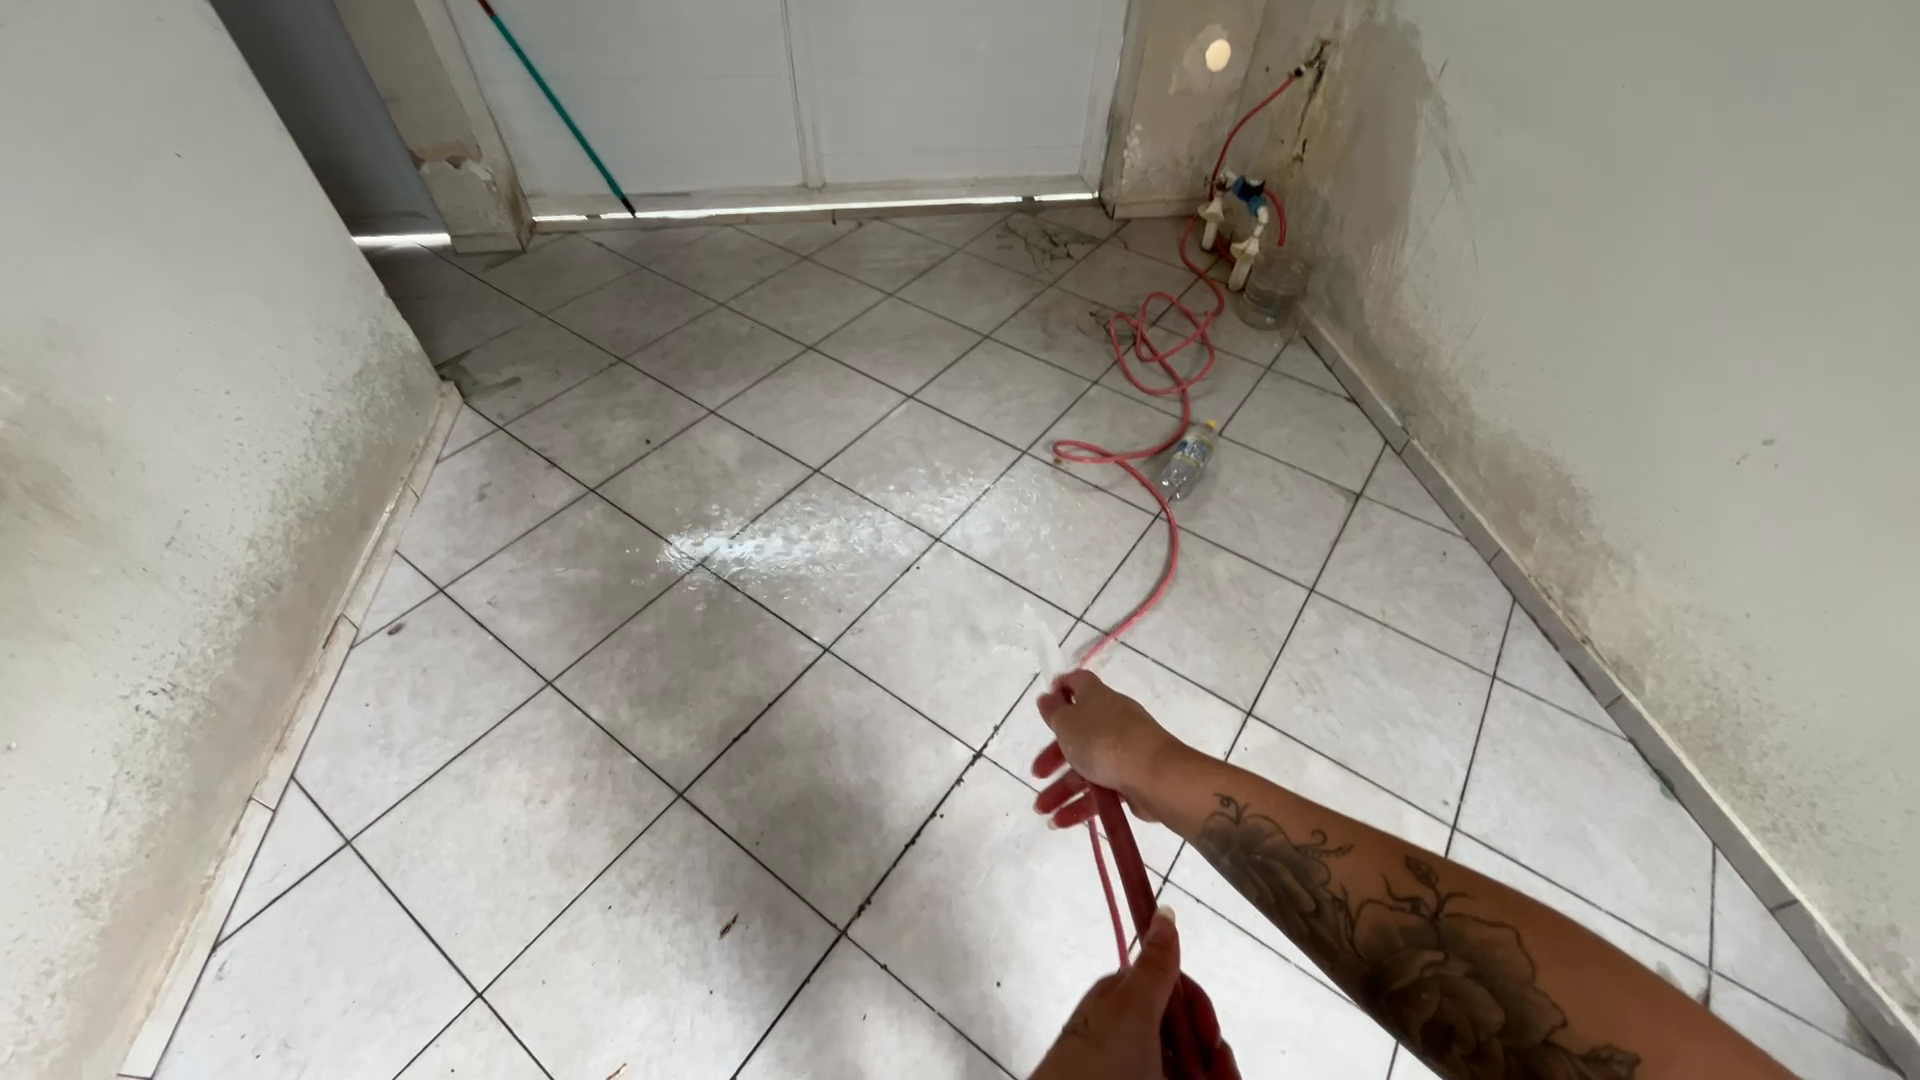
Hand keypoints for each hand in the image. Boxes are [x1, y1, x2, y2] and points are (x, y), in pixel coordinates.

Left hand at [1030, 907, 1237, 1079]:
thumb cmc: (1104, 1059)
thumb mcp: (1134, 1008)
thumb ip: (1156, 965)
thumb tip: (1165, 908)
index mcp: (1126, 1000)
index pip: (1173, 990)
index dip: (1197, 1008)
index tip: (1210, 1031)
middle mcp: (1134, 1031)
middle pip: (1187, 1031)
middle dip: (1212, 1048)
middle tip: (1221, 1069)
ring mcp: (1141, 1064)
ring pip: (1191, 1063)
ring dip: (1215, 1072)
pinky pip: (1181, 1079)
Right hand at [1032, 670, 1185, 828]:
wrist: (1154, 775)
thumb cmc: (1103, 741)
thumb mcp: (1068, 723)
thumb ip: (1054, 712)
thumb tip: (1048, 698)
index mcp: (1097, 698)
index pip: (1079, 683)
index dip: (1062, 689)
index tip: (1046, 704)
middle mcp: (1111, 720)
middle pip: (1077, 733)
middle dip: (1053, 756)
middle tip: (1037, 773)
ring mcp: (1123, 750)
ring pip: (1086, 766)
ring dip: (1061, 789)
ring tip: (1042, 811)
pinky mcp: (1131, 779)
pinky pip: (1100, 789)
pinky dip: (1080, 804)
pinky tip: (1060, 822)